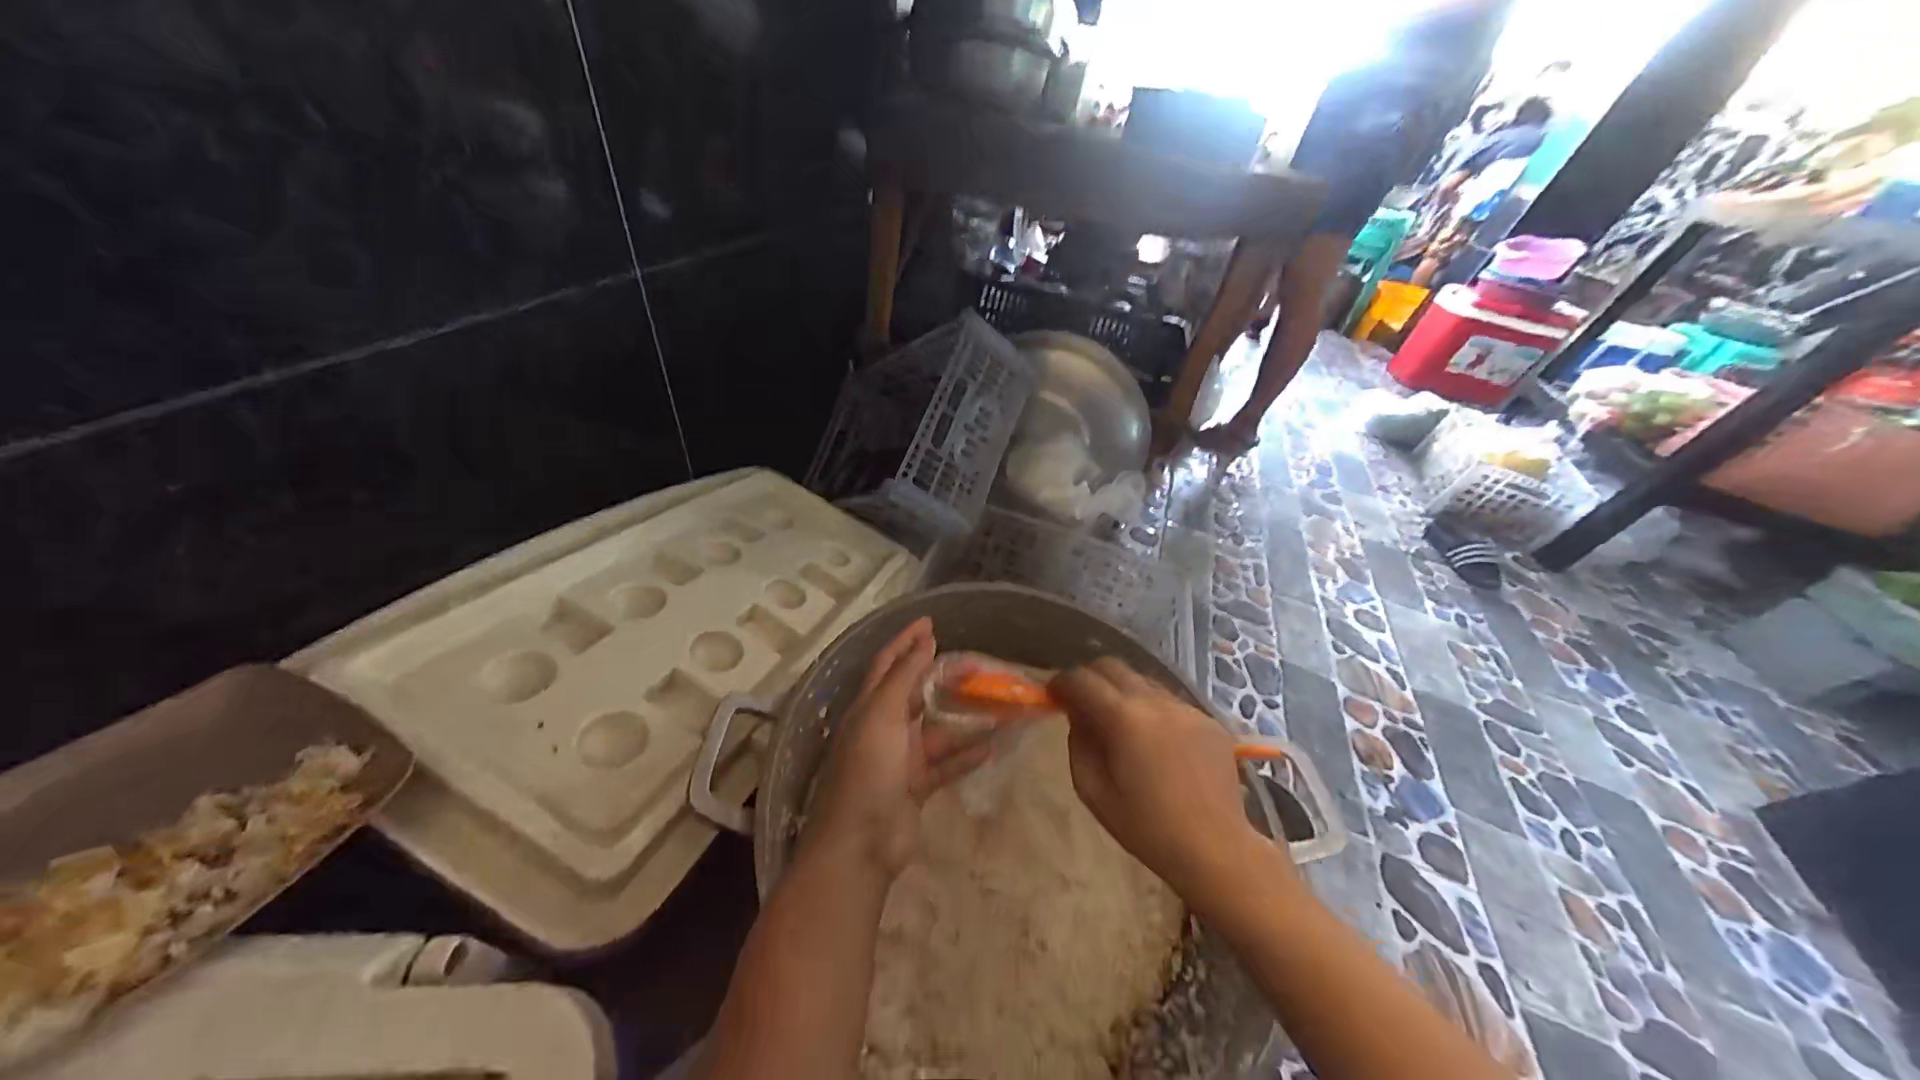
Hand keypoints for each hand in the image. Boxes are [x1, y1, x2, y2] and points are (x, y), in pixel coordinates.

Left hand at [803, 618, 994, 878]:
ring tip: (998, 705)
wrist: (861, 843)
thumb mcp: (882, 715)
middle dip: (944, 677)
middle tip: (978, 663)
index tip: (931, 623)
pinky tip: (994, 744)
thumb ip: (903, 677)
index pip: (888, 664)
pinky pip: (946, 764)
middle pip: (918, 694)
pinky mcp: (916, 787)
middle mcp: (884, 728)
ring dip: (965, 719)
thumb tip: (925, 642)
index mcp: (869, 707)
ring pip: (938, 731)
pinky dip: (967, 755)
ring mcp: (901, 759)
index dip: (906, 641)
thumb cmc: (868, 771)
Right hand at [1050, 659, 1290, 907]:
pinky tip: (1154, 741)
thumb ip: (1078, 743)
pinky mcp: (1208, 719)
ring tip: (1119, 722)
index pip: (1082, 680)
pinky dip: (1151, 709)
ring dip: (1122, 691)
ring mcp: (1186, 707)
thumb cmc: (1146, 828)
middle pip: (1113, 666)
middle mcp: (1156, 701)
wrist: (1215, 848)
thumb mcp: (1093, 791)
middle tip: (1080, 701)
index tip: (1053, 695)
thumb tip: (1078, 715)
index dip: (1062, 682)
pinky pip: (1170, 701)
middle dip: (1090, 677)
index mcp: (1124, 718)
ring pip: (1143, 680)